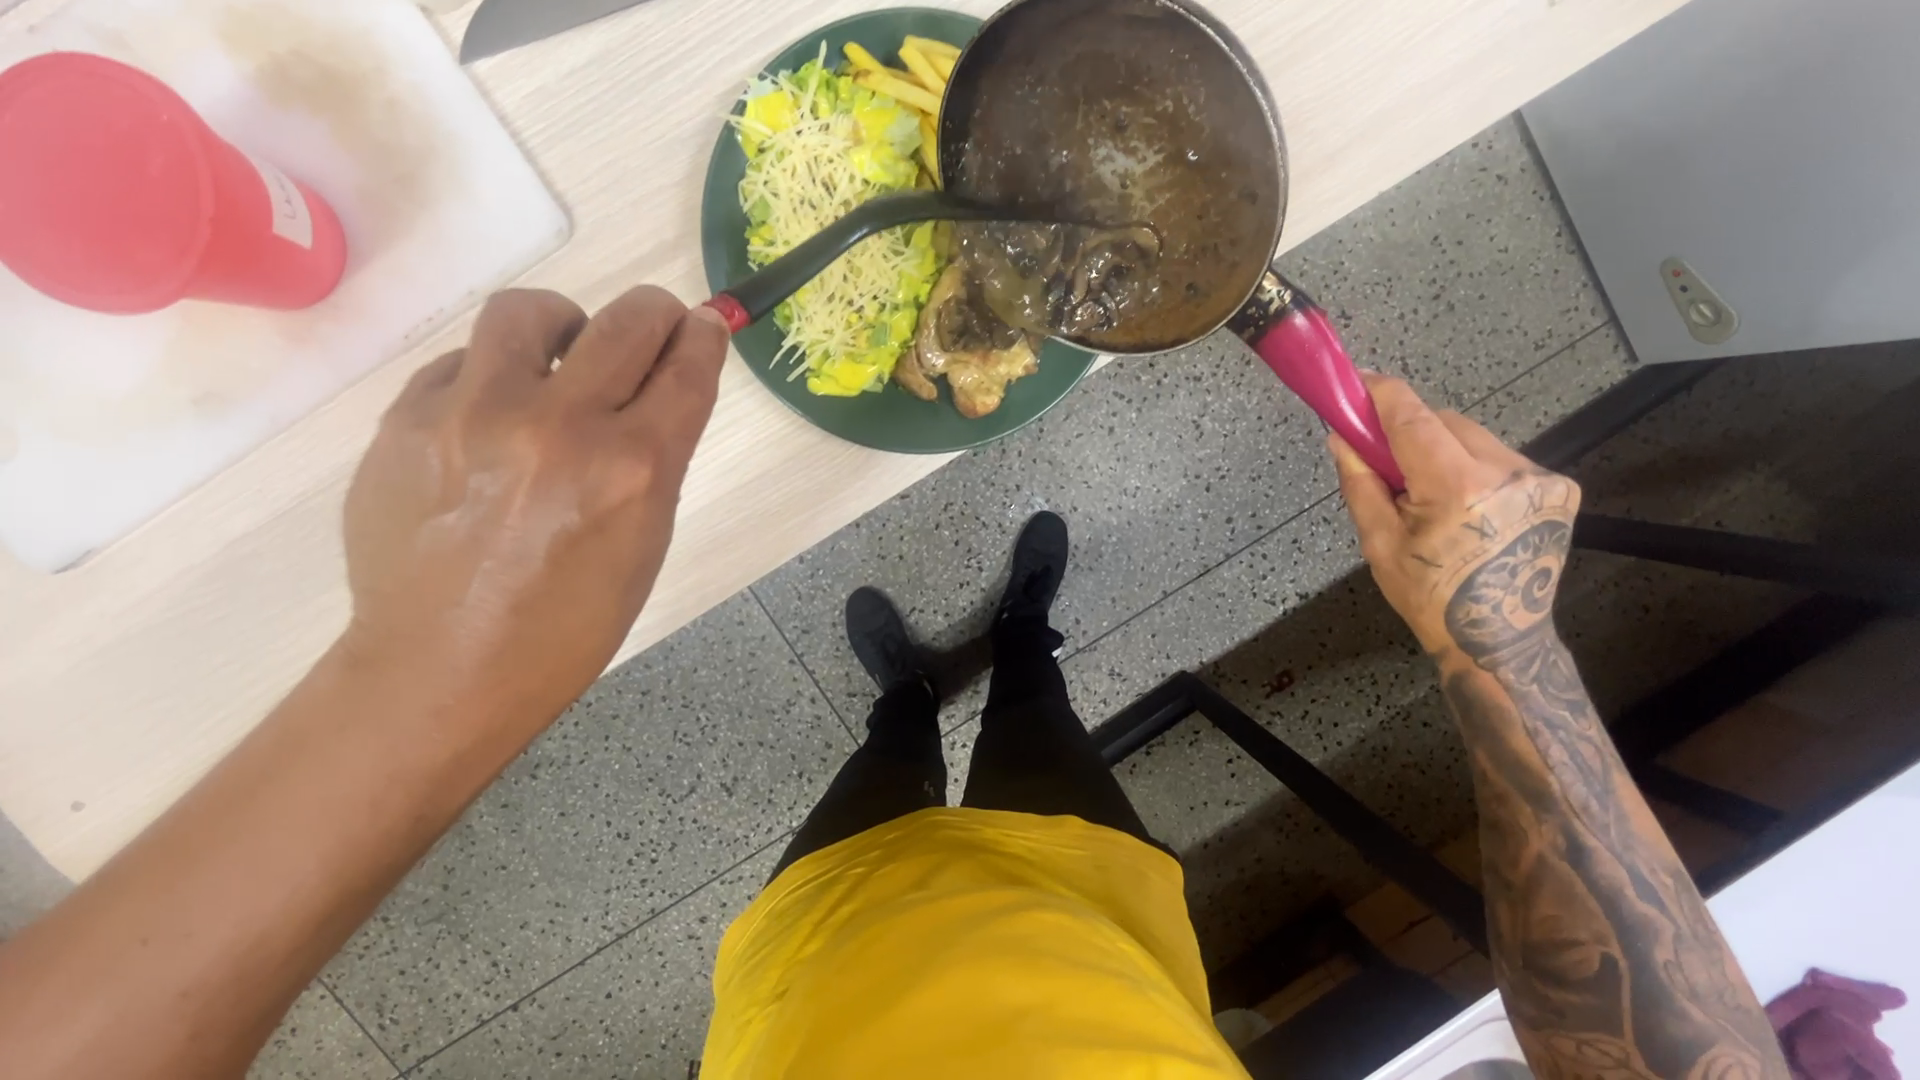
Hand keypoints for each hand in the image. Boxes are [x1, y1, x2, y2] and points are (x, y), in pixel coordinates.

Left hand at [340, 287, 730, 718]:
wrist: (444, 668)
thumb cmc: (569, 625)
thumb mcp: (645, 544)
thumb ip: (656, 460)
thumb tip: (657, 393)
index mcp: (633, 469)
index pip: (687, 367)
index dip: (702, 336)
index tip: (701, 326)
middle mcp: (560, 426)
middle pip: (628, 320)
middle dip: (656, 313)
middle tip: (651, 326)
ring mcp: (474, 415)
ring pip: (531, 311)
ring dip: (565, 325)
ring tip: (559, 361)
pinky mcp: (407, 419)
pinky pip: (462, 361)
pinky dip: (493, 378)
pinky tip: (492, 422)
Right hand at [1330, 373, 1580, 658]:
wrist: (1498, 639)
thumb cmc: (1428, 596)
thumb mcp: (1379, 543)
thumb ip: (1360, 483)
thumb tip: (1341, 437)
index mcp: (1456, 488)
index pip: (1413, 417)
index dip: (1383, 394)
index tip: (1358, 381)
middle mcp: (1506, 472)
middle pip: (1445, 421)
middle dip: (1410, 428)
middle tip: (1385, 457)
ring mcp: (1540, 478)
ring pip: (1474, 436)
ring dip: (1442, 448)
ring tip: (1426, 491)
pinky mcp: (1559, 488)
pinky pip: (1500, 457)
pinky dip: (1471, 465)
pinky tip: (1462, 502)